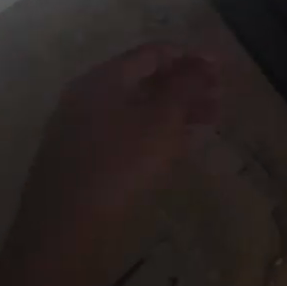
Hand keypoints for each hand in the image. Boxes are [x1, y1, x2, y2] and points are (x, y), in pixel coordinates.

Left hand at [19, 42, 220, 231]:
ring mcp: (78, 130)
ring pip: (138, 106)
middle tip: (220, 98)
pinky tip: (179, 144)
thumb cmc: (120, 164)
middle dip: (187, 85)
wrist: (63, 234)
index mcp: (102, 81)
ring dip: (177, 108)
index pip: (155, 52)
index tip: (222, 71)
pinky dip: (156, 129)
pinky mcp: (80, 158)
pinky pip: (125, 130)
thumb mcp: (165, 118)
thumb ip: (187, 83)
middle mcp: (85, 99)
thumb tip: (202, 61)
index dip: (193, 56)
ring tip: (209, 121)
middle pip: (146, 78)